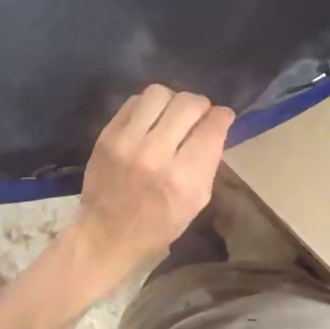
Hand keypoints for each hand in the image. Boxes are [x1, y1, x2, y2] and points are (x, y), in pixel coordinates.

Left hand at [75, 85, 233, 275]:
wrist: (106, 234)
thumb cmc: (159, 224)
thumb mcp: (197, 201)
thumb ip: (209, 161)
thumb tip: (216, 124)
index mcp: (183, 178)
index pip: (211, 127)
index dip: (222, 116)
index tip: (222, 117)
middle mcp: (155, 154)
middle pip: (188, 103)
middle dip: (201, 105)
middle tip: (199, 117)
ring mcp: (126, 141)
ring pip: (159, 93)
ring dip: (173, 101)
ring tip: (173, 115)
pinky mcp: (107, 135)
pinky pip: (134, 101)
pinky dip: (149, 107)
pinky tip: (152, 121)